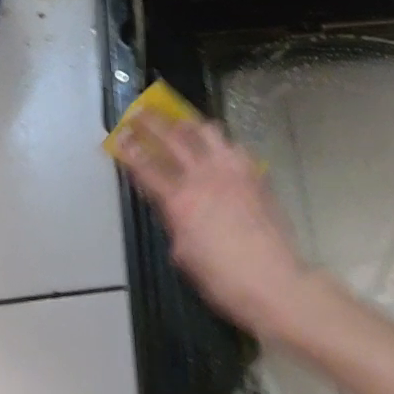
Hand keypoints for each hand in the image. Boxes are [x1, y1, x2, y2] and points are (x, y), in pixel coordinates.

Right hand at [113, 113, 311, 338]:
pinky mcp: (255, 174)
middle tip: (141, 112)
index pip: (146, 167)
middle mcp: (203, 177)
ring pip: (207, 132)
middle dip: (152, 123)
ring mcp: (232, 171)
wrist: (274, 282)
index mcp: (180, 201)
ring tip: (181, 123)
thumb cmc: (222, 279)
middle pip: (172, 138)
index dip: (129, 150)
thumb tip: (169, 206)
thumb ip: (173, 222)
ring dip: (189, 124)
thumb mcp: (183, 255)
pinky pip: (234, 147)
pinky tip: (220, 151)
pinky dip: (221, 144)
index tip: (119, 135)